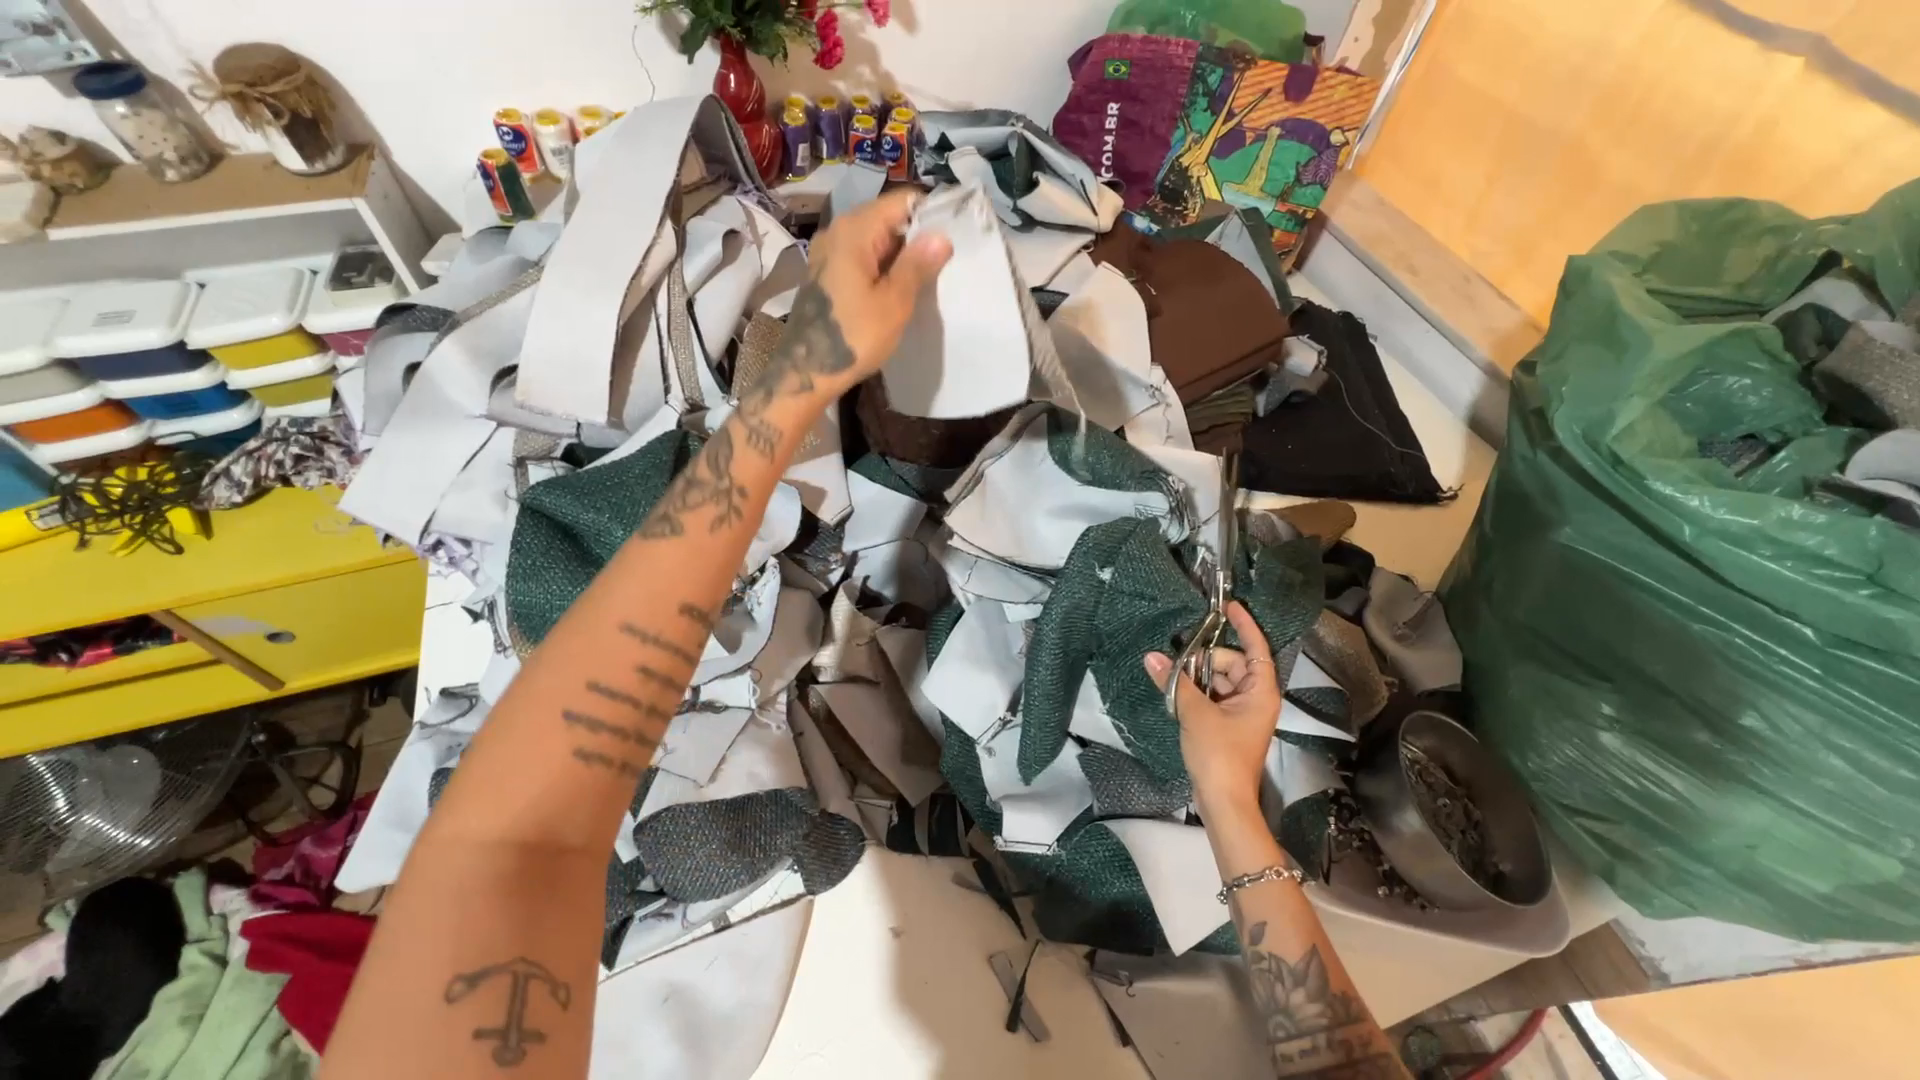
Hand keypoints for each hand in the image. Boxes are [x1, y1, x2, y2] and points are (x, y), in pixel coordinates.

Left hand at [806, 189, 952, 381]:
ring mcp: (828, 252)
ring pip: (874, 239)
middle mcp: (837, 231)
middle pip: (887, 218)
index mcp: (855, 230)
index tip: (954, 237)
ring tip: (926, 277)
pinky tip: (897, 289)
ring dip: (900, 255)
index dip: (931, 214)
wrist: (806, 373)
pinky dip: (881, 266)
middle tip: (944, 263)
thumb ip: (917, 265)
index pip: (901, 202)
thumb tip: (941, 236)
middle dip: (916, 236)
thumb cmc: (853, 337)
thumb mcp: (894, 302)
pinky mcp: (825, 272)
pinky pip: (861, 256)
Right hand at [1145, 602, 1282, 811]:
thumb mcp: (1194, 713)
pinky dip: (1195, 692)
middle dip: (1204, 660)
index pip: (1256, 648)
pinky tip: (1175, 693)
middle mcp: (1255, 697)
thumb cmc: (1219, 754)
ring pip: (1218, 679)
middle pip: (1230, 662)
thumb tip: (1152, 656)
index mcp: (1260, 691)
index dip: (1244, 625)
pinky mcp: (1228, 724)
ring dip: (1196, 677)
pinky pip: (1212, 696)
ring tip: (1172, 679)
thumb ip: (1174, 681)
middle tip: (1177, 664)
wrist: (1223, 801)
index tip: (1228, 606)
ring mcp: (1242, 712)